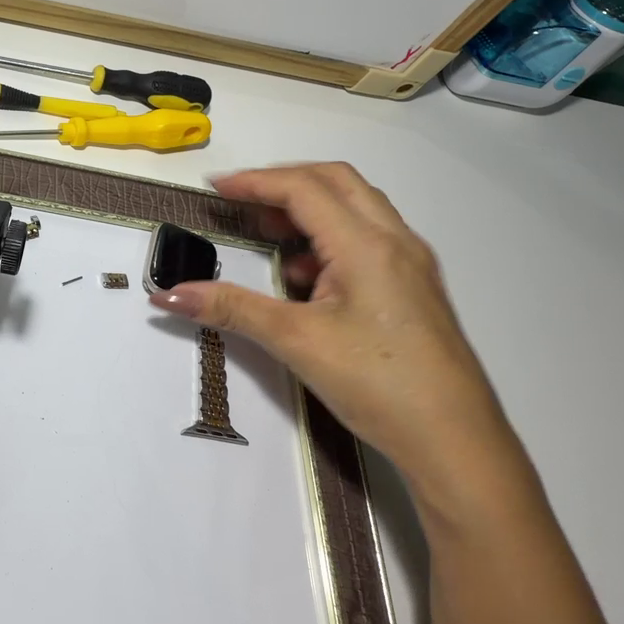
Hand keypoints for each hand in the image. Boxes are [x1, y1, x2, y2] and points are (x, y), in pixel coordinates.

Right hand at [148, 163, 508, 483]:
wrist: (456, 442)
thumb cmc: (378, 384)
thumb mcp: (296, 342)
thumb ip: (231, 309)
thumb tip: (167, 295)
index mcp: (367, 245)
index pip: (304, 189)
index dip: (254, 182)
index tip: (214, 188)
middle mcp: (395, 241)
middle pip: (336, 181)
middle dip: (283, 182)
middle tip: (240, 202)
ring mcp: (411, 264)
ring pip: (357, 207)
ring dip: (309, 207)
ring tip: (268, 234)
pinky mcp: (415, 288)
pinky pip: (369, 237)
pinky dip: (329, 236)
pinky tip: (306, 277)